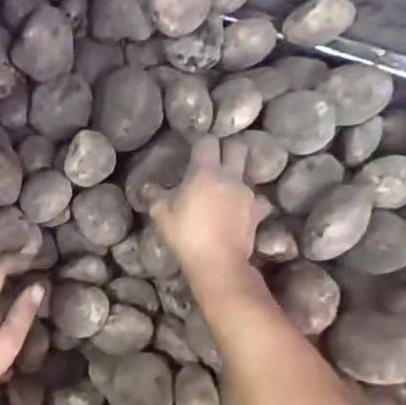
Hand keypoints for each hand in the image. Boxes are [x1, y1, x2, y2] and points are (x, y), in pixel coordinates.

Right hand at [151, 136, 267, 289]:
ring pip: (248, 172)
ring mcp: (247, 193)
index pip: (207, 142)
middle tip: (215, 159)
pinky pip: (256, 198)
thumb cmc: (186, 235)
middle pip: (237, 148)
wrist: (218, 262)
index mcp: (205, 172)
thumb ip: (156, 197)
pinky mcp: (257, 211)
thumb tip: (148, 188)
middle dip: (227, 149)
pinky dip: (248, 200)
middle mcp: (230, 177)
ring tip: (225, 186)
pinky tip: (239, 209)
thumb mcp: (162, 215)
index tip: (193, 148)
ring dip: (237, 174)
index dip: (200, 142)